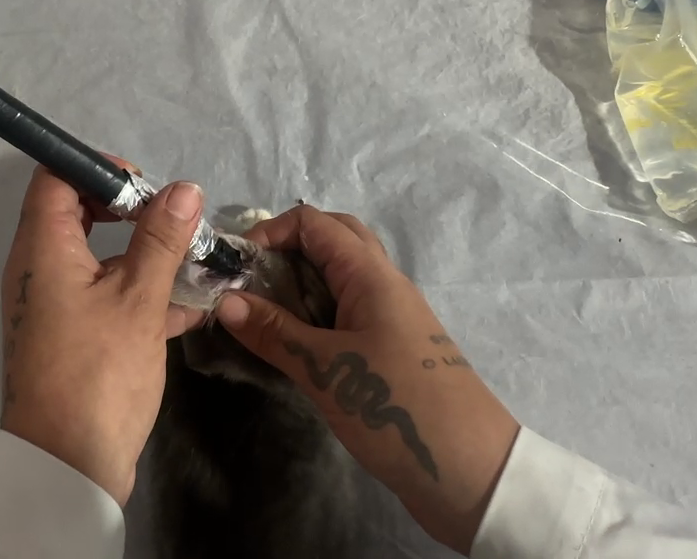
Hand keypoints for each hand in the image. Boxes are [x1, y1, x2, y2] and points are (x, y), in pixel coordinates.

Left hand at [0, 162, 204, 504]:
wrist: (66, 469)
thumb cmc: (98, 371)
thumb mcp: (138, 299)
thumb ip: (161, 239)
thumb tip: (185, 188)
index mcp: (42, 247)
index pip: (55, 177)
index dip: (97, 168)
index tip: (143, 184)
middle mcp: (38, 267)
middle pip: (75, 211)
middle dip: (126, 208)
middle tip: (167, 217)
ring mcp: (52, 302)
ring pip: (96, 255)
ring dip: (141, 251)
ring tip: (190, 256)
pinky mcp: (69, 332)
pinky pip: (102, 292)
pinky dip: (137, 289)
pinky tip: (188, 305)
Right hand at [214, 206, 520, 553]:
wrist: (474, 474)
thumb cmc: (397, 409)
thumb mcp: (326, 371)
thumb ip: (275, 332)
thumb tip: (223, 301)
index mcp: (370, 274)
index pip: (313, 223)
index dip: (270, 232)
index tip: (237, 264)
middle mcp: (383, 281)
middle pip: (332, 236)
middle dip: (287, 246)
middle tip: (253, 277)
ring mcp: (392, 312)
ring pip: (342, 272)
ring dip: (303, 277)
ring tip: (266, 306)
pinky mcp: (394, 343)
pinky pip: (350, 304)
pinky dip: (319, 306)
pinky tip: (297, 337)